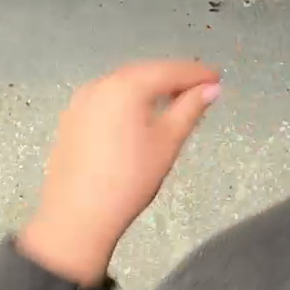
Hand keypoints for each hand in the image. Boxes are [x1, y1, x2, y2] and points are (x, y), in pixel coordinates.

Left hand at [20, 61, 220, 285]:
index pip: (169, 70)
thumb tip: (212, 88)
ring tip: (176, 99)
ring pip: (125, 83)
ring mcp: (82, 100)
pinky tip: (142, 113)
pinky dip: (130, 98)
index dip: (196, 73)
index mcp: (125, 86)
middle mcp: (101, 84)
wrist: (74, 219)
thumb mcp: (167, 142)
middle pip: (145, 72)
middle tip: (201, 87)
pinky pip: (108, 97)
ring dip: (151, 86)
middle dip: (174, 77)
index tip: (218, 77)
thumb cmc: (129, 179)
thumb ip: (190, 108)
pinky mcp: (72, 118)